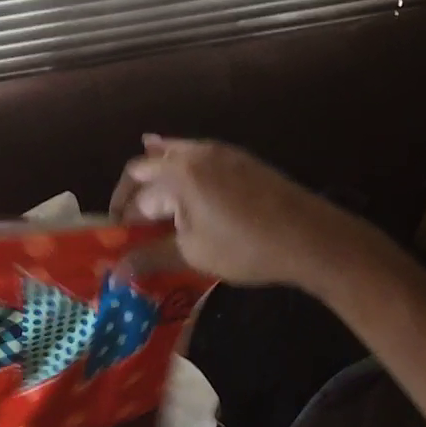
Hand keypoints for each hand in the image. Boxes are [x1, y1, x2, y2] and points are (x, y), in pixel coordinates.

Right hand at [110, 136, 335, 285]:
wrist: (311, 238)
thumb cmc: (245, 247)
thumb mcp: (193, 255)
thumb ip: (150, 257)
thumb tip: (114, 274)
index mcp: (176, 174)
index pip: (134, 192)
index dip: (121, 216)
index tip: (118, 240)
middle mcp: (194, 153)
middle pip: (148, 166)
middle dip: (135, 193)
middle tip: (130, 224)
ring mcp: (221, 152)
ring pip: (174, 155)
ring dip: (157, 176)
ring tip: (148, 199)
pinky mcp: (241, 161)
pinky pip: (198, 156)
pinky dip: (182, 166)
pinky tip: (183, 179)